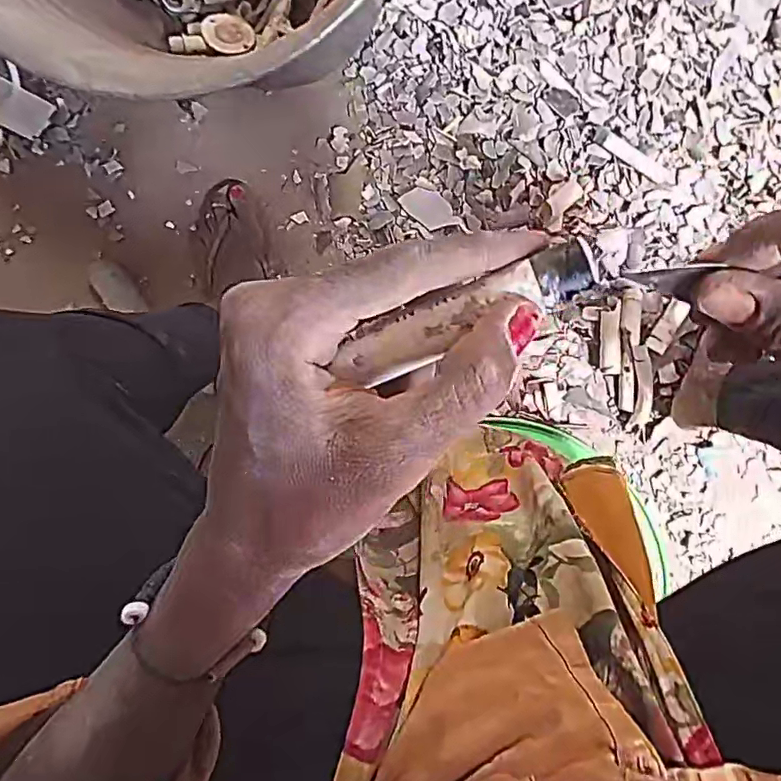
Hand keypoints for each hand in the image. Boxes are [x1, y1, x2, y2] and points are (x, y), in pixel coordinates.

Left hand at [197, 230, 545, 578]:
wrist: (247, 537)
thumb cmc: (309, 509)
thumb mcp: (399, 454)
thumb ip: (467, 384)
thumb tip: (519, 319)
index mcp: (283, 323)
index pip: (401, 271)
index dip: (477, 253)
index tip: (532, 242)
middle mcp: (268, 300)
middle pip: (390, 280)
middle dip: (459, 291)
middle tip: (525, 291)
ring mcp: (269, 309)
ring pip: (380, 296)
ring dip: (433, 319)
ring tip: (474, 337)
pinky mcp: (280, 325)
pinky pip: (361, 314)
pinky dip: (403, 335)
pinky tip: (424, 363)